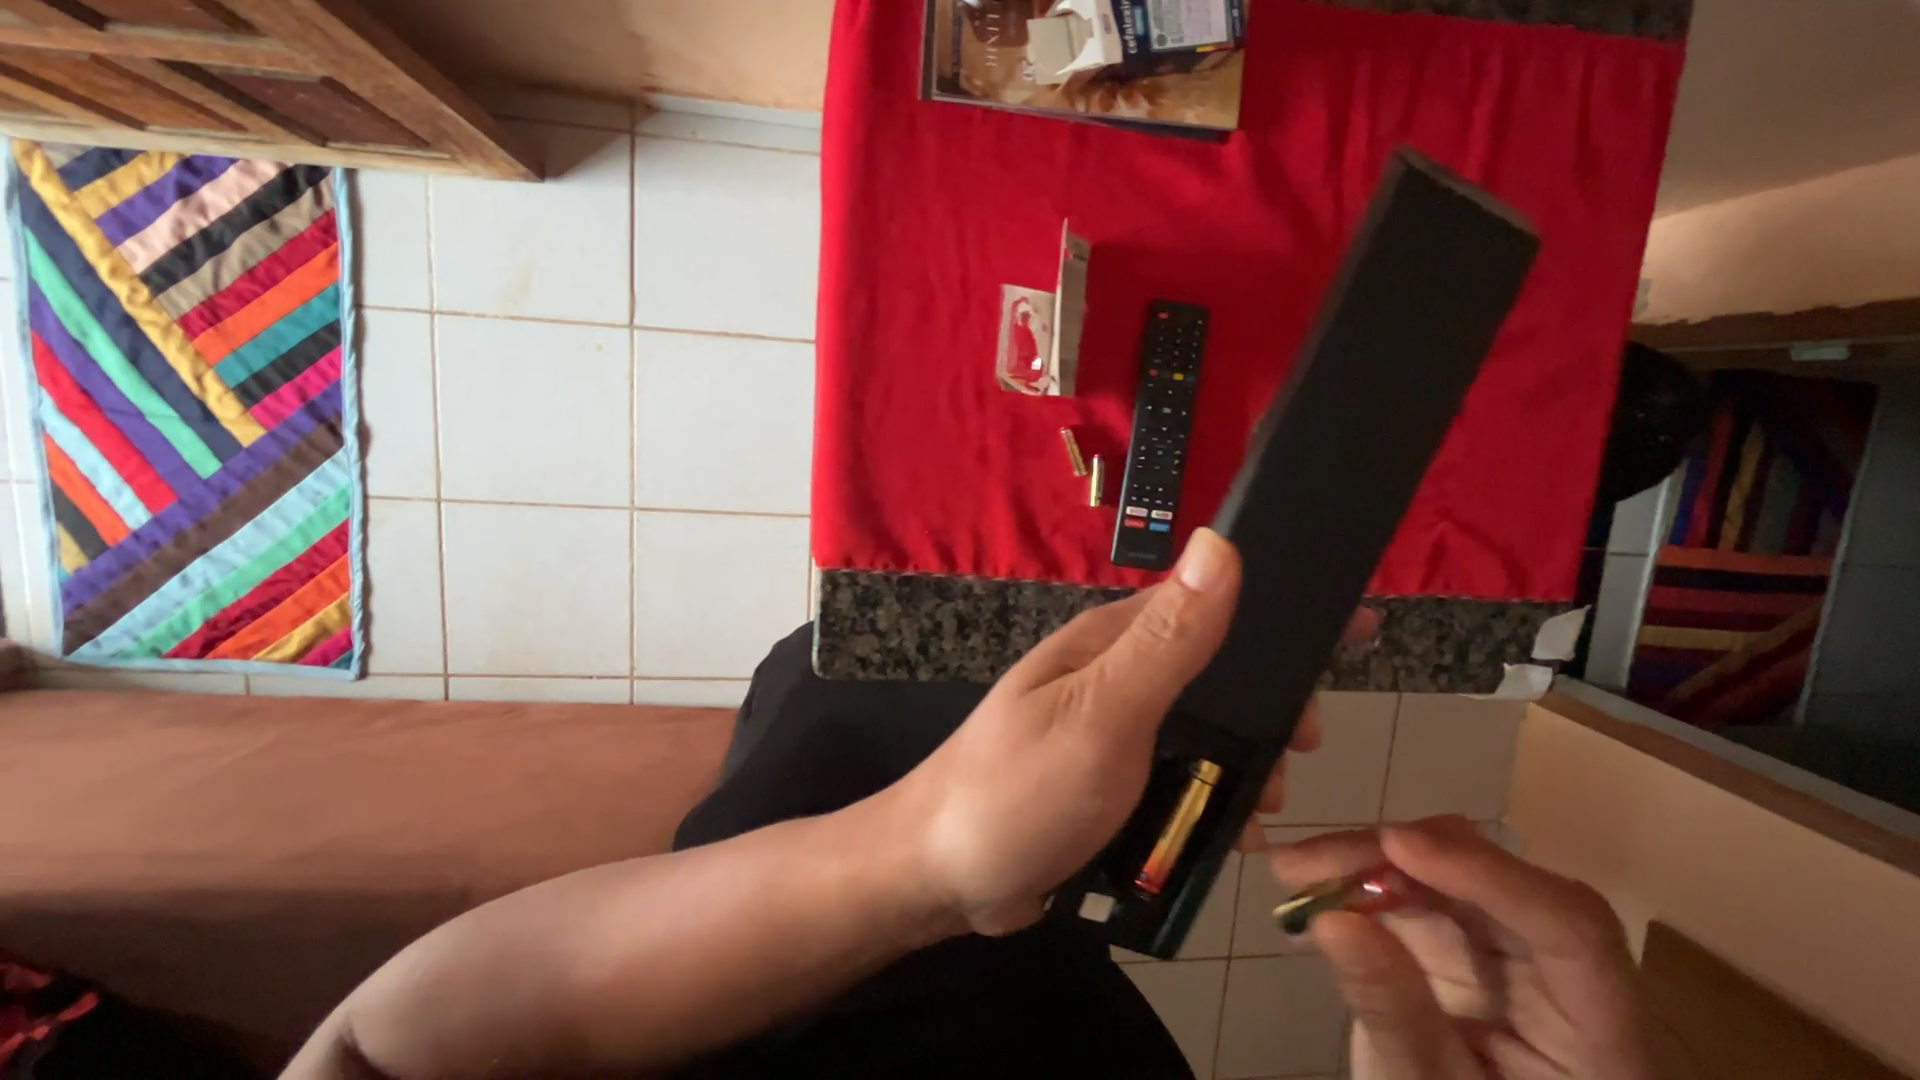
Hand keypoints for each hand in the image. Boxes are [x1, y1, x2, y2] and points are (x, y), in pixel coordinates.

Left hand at [881, 528, 1373, 936]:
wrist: (943, 878)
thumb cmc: (1018, 792)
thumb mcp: (1101, 715)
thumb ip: (1165, 640)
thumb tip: (1219, 544)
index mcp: (1111, 643)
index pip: (1209, 603)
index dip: (1278, 616)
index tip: (1353, 635)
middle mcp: (1115, 678)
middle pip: (1217, 676)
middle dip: (1268, 710)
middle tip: (1299, 754)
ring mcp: (1112, 734)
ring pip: (1205, 736)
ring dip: (1244, 767)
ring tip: (1260, 809)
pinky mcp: (1110, 785)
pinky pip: (1180, 783)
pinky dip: (1211, 803)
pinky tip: (1229, 837)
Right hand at [1268, 818, 1653, 1079]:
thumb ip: (1395, 1016)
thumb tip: (1330, 920)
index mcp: (1601, 1038)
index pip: (1567, 929)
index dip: (1485, 874)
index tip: (1393, 843)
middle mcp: (1568, 980)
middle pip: (1497, 885)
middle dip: (1396, 858)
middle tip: (1306, 863)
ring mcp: (1517, 962)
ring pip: (1450, 879)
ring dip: (1368, 865)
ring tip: (1293, 873)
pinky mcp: (1470, 954)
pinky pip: (1418, 900)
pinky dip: (1363, 890)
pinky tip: (1313, 893)